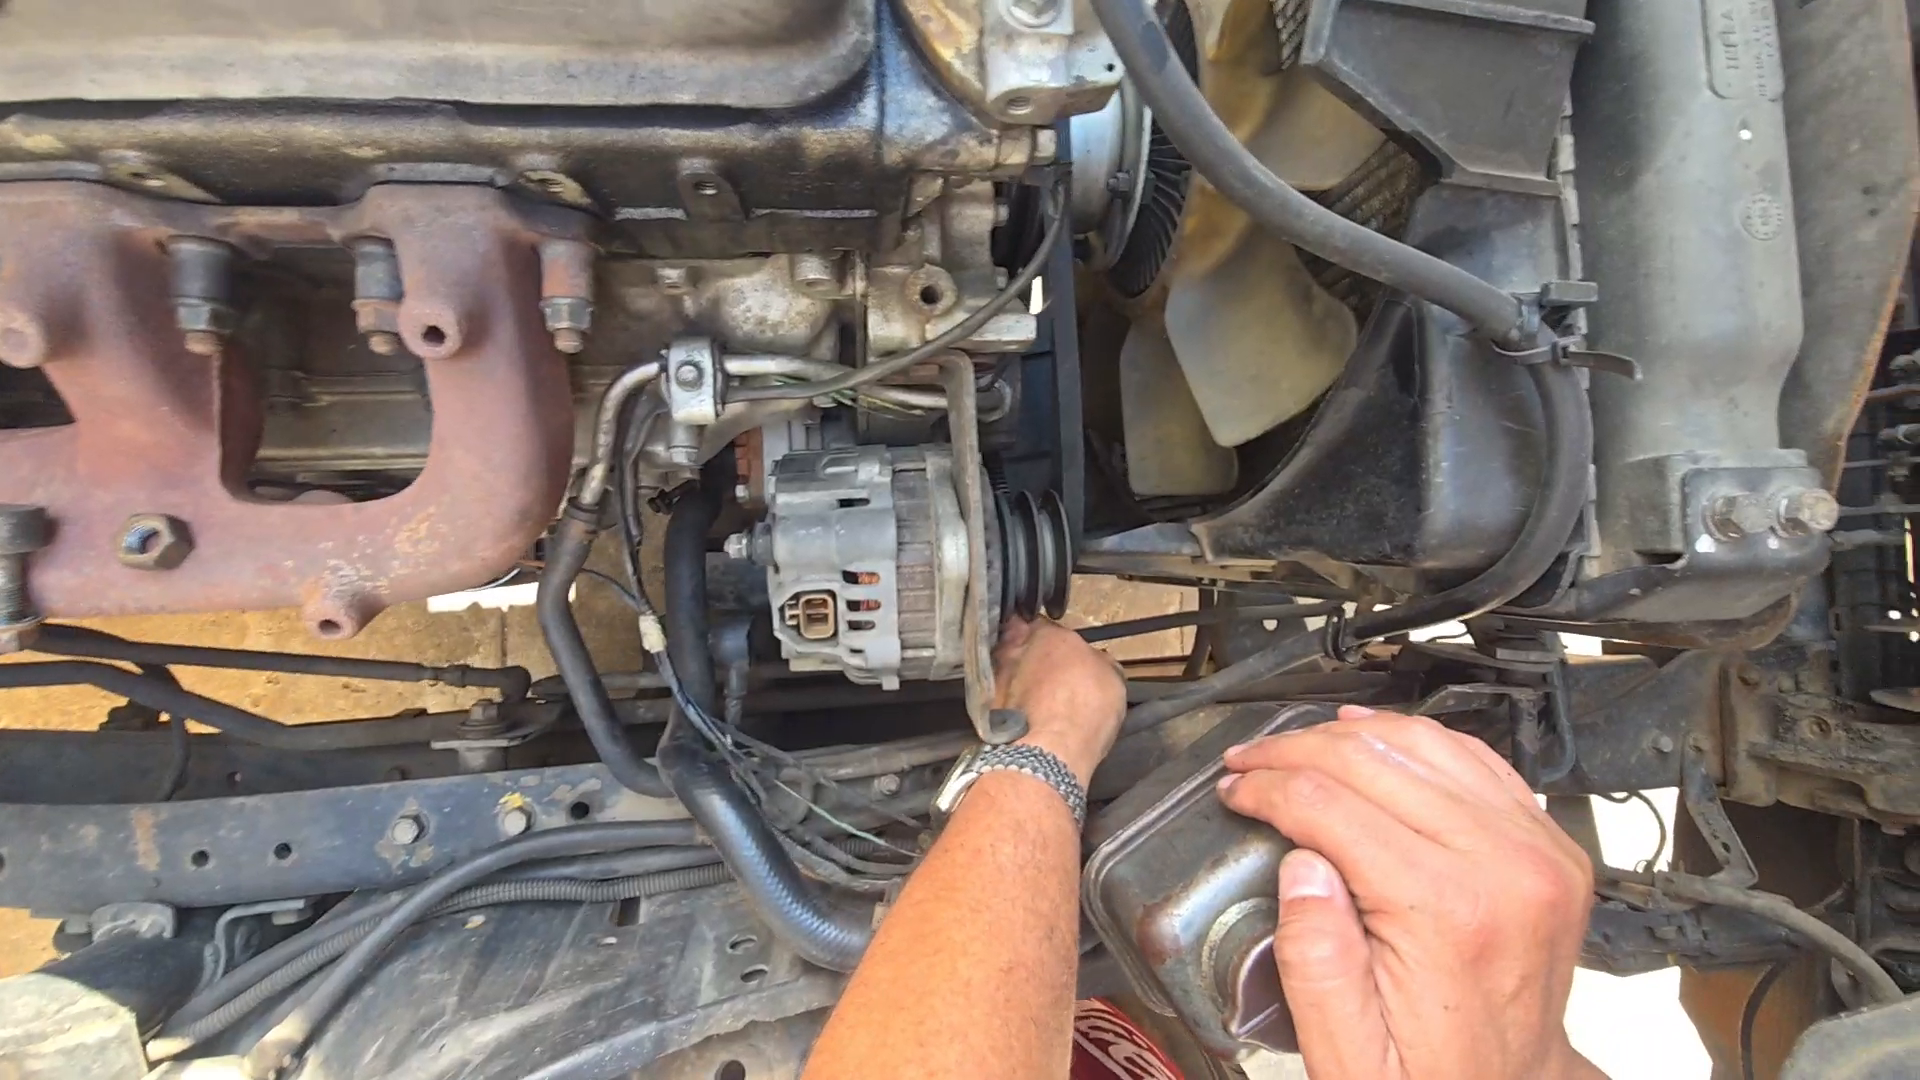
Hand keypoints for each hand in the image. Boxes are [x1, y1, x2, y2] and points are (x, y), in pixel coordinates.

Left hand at [991, 617, 1126, 785]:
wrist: (1050, 749)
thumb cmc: (1083, 709)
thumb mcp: (1112, 678)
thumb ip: (1099, 661)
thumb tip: (1097, 662)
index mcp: (1046, 632)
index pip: (1045, 625)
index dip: (1054, 641)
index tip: (1063, 654)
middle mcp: (1014, 647)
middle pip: (1019, 644)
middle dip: (1030, 656)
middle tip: (1049, 677)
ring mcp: (996, 675)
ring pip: (1005, 670)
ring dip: (1016, 680)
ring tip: (1037, 702)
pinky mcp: (984, 705)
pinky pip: (997, 697)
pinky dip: (1008, 704)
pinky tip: (1025, 718)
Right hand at [1216, 706, 1603, 1079]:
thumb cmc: (1429, 1071)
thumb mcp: (1348, 1050)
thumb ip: (1315, 960)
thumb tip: (1300, 864)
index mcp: (1450, 911)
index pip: (1329, 805)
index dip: (1265, 788)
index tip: (1231, 792)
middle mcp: (1504, 864)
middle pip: (1367, 761)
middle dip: (1287, 752)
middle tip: (1244, 763)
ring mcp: (1534, 844)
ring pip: (1411, 741)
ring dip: (1336, 735)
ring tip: (1287, 750)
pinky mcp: (1542, 837)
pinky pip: (1462, 753)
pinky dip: (1401, 735)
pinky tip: (1361, 737)